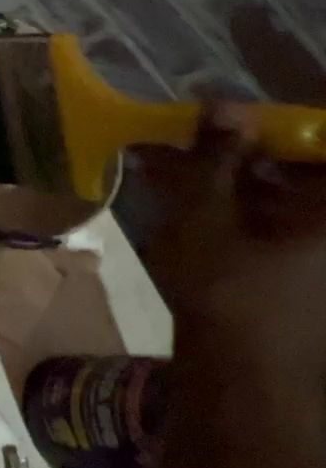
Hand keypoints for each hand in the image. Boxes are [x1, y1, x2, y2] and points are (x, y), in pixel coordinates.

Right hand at [142, 104, 325, 374]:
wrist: (242, 365)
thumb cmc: (226, 285)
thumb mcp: (205, 213)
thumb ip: (214, 158)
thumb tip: (225, 102)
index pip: (320, 144)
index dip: (280, 122)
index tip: (225, 112)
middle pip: (299, 166)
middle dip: (238, 143)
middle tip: (179, 132)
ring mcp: (319, 244)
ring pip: (278, 188)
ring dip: (222, 169)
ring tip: (158, 160)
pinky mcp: (300, 262)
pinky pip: (269, 212)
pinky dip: (226, 196)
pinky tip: (174, 190)